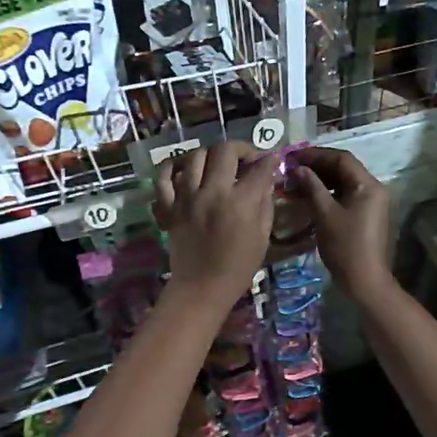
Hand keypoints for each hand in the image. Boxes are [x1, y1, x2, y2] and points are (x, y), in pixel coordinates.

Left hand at [153, 140, 278, 305]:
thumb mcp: (263, 237)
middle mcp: (213, 192)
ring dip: (210, 155)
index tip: (272, 160)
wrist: (202, 287)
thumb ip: (265, 204)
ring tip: (217, 164)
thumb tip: (266, 180)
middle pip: (225, 151)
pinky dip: (173, 167)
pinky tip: (183, 167)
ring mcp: (187, 197)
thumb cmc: (239, 266)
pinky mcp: (170, 206)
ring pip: (196, 157)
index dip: (269, 160)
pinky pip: (165, 177)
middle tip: (245, 159)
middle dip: (240, 149)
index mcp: (241, 202)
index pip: (259, 168)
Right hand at [295, 146, 394, 301]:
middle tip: (292, 168)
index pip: (341, 159)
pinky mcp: (366, 215)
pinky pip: (346, 196)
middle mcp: (373, 189)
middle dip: (317, 166)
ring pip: (344, 182)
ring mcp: (371, 203)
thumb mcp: (325, 214)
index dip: (316, 155)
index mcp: (368, 185)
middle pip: (344, 169)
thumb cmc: (345, 246)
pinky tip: (310, 196)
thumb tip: (298, 168)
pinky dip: (328, 193)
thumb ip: (312, 187)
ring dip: (321, 180)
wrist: (365, 280)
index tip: (292, 157)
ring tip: (297, 181)